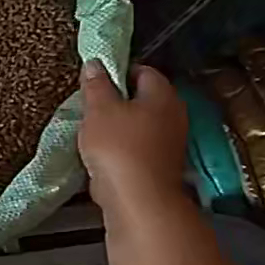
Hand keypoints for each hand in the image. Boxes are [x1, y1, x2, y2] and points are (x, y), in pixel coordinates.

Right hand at [79, 61, 188, 217]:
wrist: (137, 200)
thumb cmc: (118, 147)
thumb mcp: (99, 109)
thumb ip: (96, 85)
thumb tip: (95, 64)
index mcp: (163, 94)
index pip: (142, 70)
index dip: (117, 73)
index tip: (95, 83)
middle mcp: (174, 115)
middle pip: (142, 99)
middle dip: (116, 102)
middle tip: (91, 109)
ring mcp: (170, 144)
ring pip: (140, 126)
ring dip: (118, 129)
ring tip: (92, 135)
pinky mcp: (161, 168)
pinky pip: (138, 149)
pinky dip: (122, 151)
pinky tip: (103, 158)